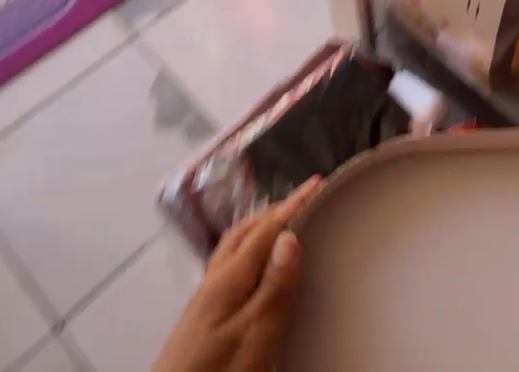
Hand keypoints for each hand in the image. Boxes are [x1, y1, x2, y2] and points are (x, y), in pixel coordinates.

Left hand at [154, 179, 321, 371]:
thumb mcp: (255, 336)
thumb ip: (274, 287)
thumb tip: (289, 236)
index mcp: (227, 280)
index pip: (265, 230)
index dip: (293, 204)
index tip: (317, 182)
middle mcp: (213, 282)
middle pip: (244, 233)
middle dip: (274, 211)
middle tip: (305, 202)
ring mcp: (204, 302)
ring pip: (233, 249)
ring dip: (259, 230)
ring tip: (284, 227)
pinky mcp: (202, 320)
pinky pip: (230, 267)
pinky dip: (250, 252)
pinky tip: (257, 271)